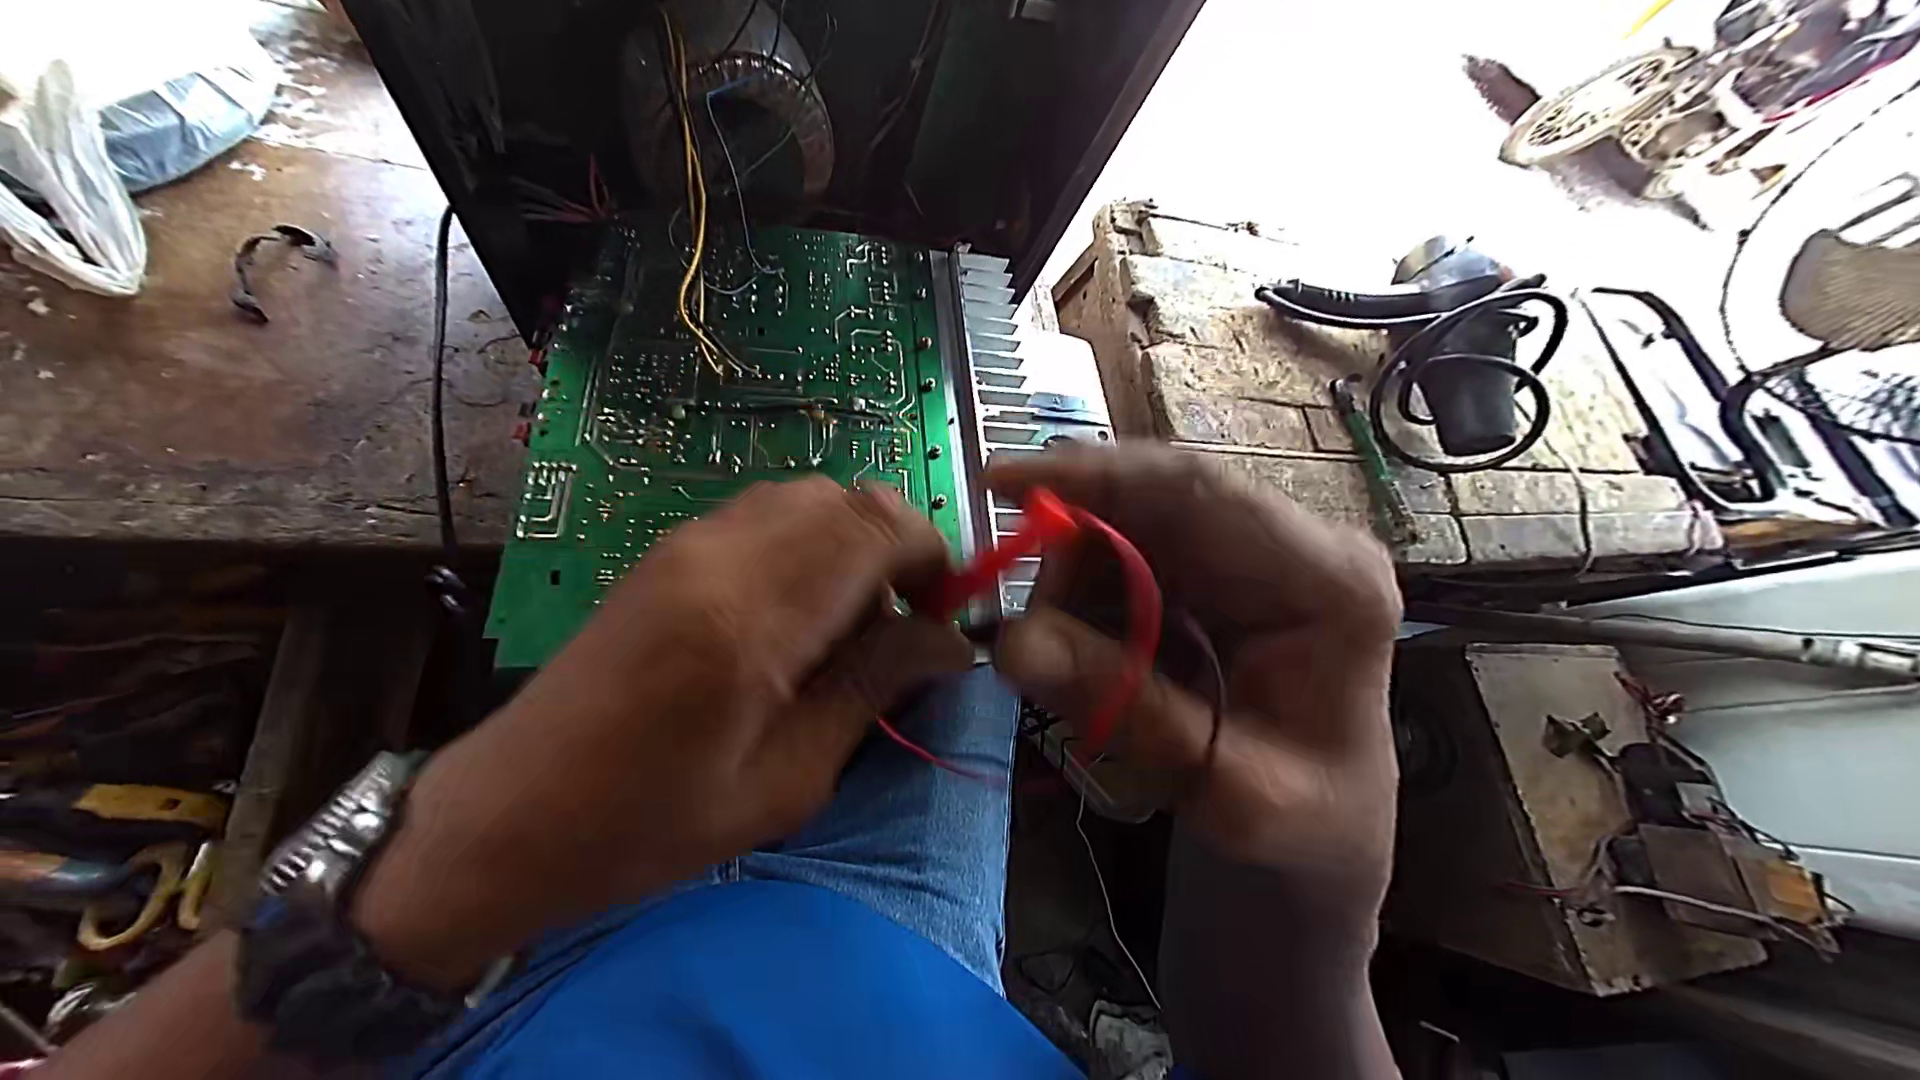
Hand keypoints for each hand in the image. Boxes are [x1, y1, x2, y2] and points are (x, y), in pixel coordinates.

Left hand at [351, 478, 969, 987]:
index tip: (939, 616)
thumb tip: (949, 642)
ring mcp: (689, 541)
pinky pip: (767, 514)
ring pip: (811, 497)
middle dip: (899, 546)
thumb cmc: (650, 821)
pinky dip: (810, 543)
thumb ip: (873, 689)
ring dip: (854, 543)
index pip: (877, 526)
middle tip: (899, 622)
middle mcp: (722, 554)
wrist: (508, 814)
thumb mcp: (786, 780)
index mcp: (754, 616)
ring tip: (848, 621)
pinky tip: (795, 612)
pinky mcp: (669, 549)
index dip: (931, 556)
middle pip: (851, 497)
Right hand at [990, 446, 1400, 925]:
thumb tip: (1014, 643)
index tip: (1004, 483)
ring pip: (1129, 519)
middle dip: (1070, 533)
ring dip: (1071, 568)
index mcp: (1326, 578)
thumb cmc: (1304, 819)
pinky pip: (1125, 551)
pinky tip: (1072, 632)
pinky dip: (1081, 585)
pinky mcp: (1210, 571)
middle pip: (1155, 494)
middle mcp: (1289, 544)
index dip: (1095, 474)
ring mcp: (1247, 553)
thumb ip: (1127, 707)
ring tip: (1050, 637)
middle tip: (1008, 583)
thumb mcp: (1227, 786)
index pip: (1197, 490)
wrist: (1322, 828)